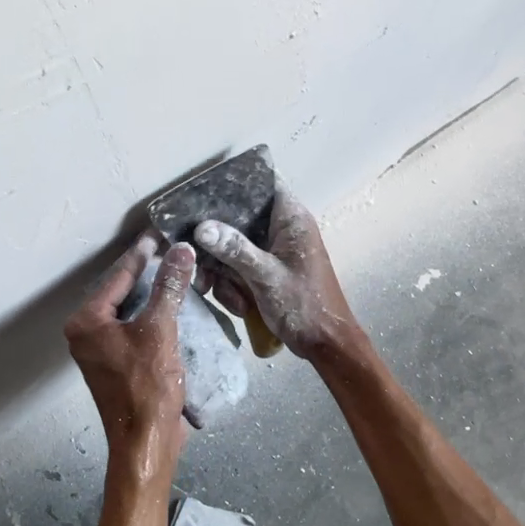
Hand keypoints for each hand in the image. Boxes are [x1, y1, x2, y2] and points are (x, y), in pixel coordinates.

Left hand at [64, 236, 197, 463]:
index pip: (117, 276)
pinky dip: (154, 318)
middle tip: (173, 250)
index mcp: (86, 322)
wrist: (146, 440)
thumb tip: (181, 250)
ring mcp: (100, 352)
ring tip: (178, 274)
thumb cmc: (147, 385)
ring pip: (129, 312)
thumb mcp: (160, 329)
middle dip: (148, 273)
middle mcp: (85, 334)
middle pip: (121, 292)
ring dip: (154, 296)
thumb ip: (169, 287)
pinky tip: (175, 309)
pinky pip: (135, 331)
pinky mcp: (118, 366)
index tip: (161, 232)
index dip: (142, 254)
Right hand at [193, 187, 362, 360]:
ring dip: (223, 273)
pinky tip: (237, 305)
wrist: (325, 344)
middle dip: (217, 244)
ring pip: (233, 247)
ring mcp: (273, 251)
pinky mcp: (266, 272)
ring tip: (217, 291)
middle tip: (199, 261)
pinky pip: (239, 269)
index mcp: (291, 218)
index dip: (234, 181)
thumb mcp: (265, 276)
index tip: (202, 192)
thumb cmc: (304, 305)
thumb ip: (234, 249)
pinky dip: (233, 287)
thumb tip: (202, 227)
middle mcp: (281, 229)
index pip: (263, 181)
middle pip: (239, 218)